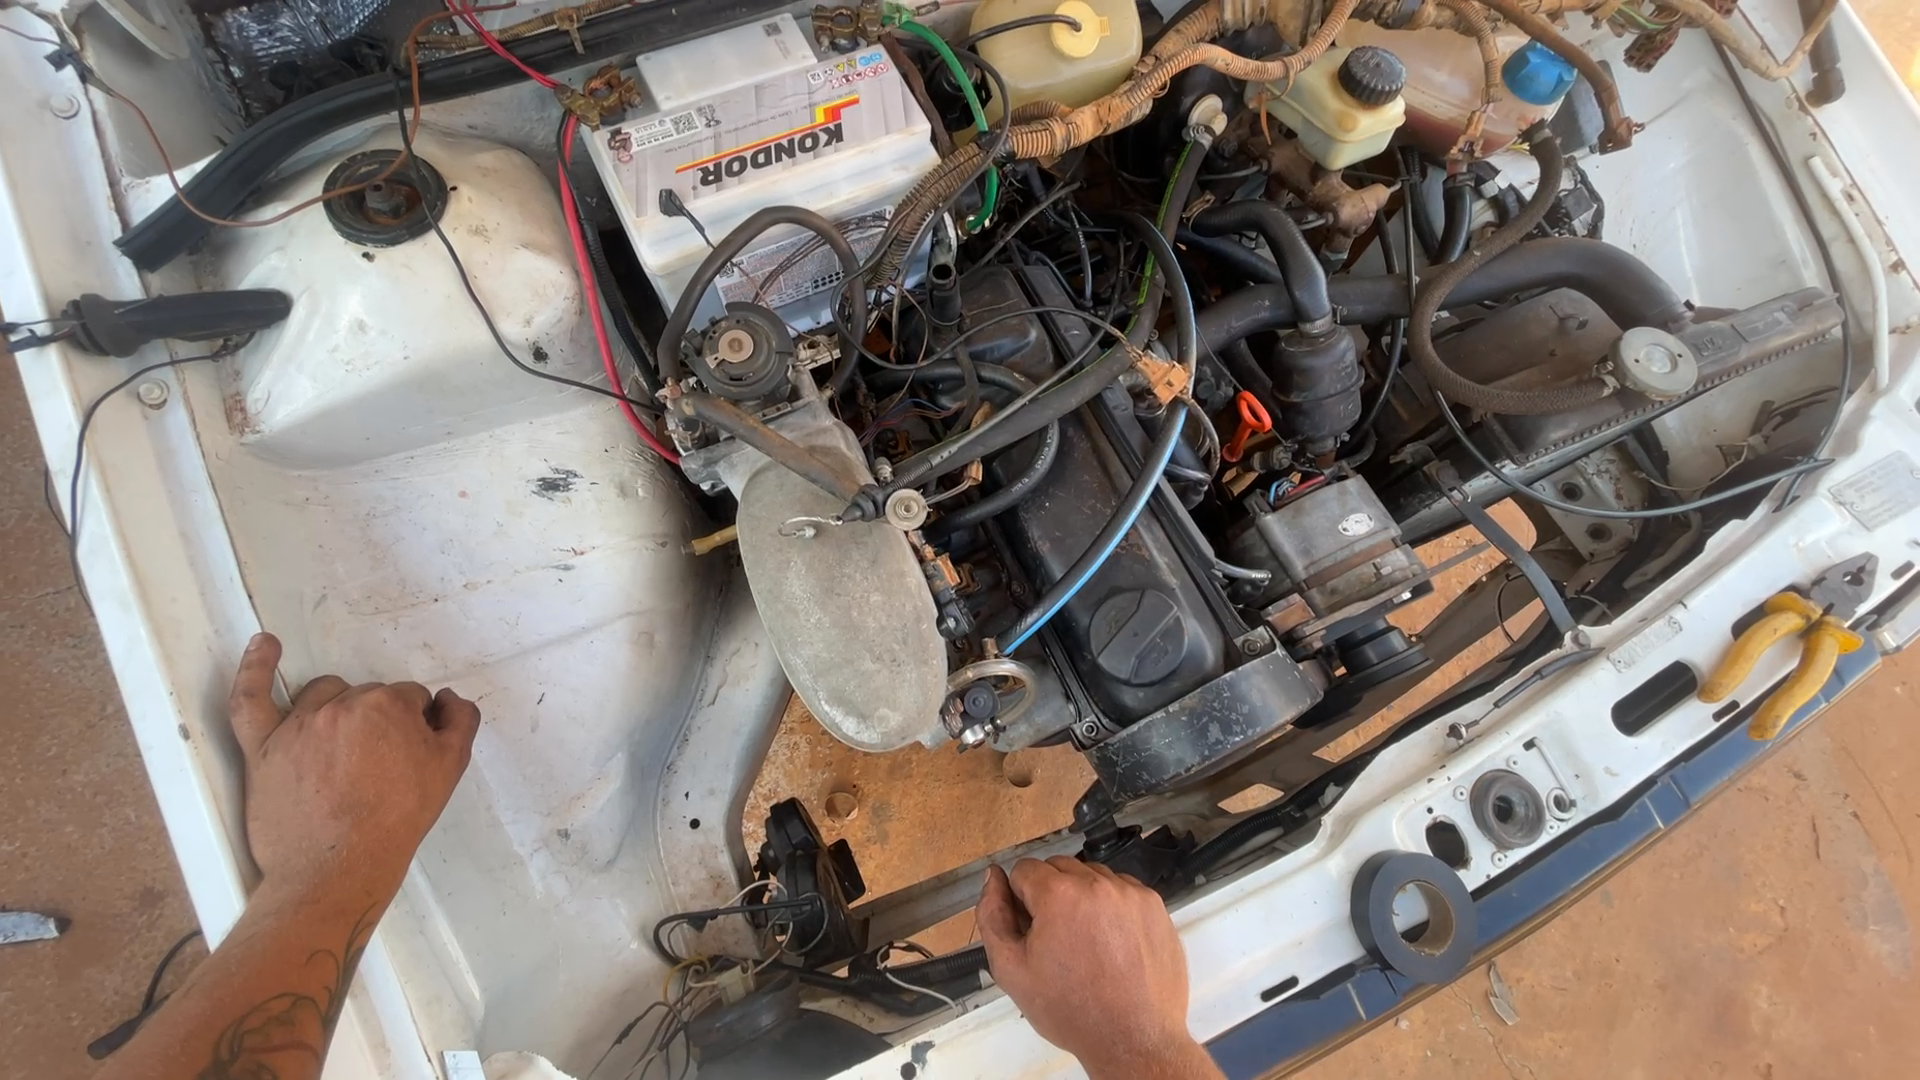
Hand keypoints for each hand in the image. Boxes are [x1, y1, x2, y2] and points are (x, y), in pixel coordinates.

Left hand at [227, 633, 479, 908]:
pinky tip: (264, 645)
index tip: (412, 755)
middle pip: (370, 695)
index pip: (411, 698)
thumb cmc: (401, 814)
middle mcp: (342, 705)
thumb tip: (447, 699)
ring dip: (343, 706)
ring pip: (327, 693)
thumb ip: (460, 719)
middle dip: (383, 720)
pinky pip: (250, 699)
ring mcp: (297, 725)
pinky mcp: (262, 748)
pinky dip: (255, 668)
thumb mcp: (452, 765)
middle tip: (385, 763)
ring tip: (349, 744)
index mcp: (389, 705)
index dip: (416, 725)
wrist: (340, 864)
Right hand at [977, 857, 1220, 1079]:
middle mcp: (1096, 883)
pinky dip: (1112, 905)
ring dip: (1082, 896)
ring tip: (1086, 941)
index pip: (1024, 869)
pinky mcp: (1153, 905)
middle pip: (1058, 867)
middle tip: (1057, 938)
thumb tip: (994, 877)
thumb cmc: (1071, 1010)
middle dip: (1051, 895)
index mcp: (1058, 894)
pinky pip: (1122, 888)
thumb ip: (993, 916)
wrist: (1133, 1042)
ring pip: (1091, 875)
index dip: (1021, 900)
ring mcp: (1129, 892)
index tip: (1032, 930)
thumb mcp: (1012, 970)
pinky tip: (1112, 941)